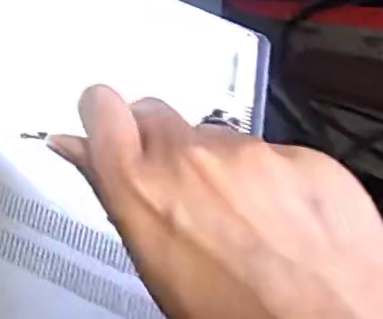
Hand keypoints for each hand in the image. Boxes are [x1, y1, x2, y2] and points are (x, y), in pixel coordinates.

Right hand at [50, 87, 382, 318]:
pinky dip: (282, 186)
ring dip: (225, 172)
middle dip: (163, 146)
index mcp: (142, 185)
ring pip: (219, 141)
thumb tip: (75, 148)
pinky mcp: (307, 157)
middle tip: (189, 198)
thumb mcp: (160, 278)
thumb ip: (118, 196)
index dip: (105, 117)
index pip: (100, 104)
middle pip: (156, 115)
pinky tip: (301, 236)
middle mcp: (188, 153)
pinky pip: (278, 158)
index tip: (113, 133)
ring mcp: (250, 151)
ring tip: (257, 233)